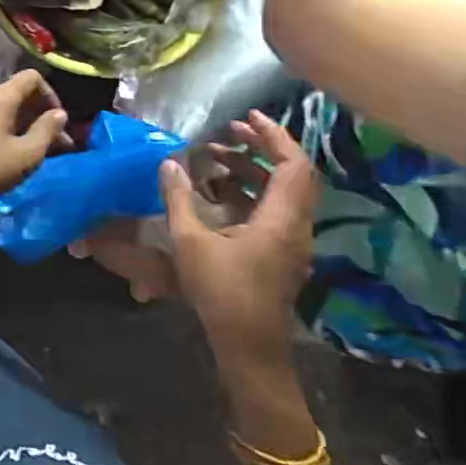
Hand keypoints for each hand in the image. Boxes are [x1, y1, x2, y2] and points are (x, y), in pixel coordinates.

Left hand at [0, 69, 71, 208]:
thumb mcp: (26, 154)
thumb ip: (47, 131)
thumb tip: (60, 114)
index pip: (31, 77)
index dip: (51, 94)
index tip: (59, 121)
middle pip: (19, 93)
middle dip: (42, 113)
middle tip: (59, 142)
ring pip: (6, 109)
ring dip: (27, 125)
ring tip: (42, 152)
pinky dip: (10, 130)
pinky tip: (16, 154)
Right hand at [72, 112, 318, 366]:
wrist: (248, 347)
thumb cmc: (221, 292)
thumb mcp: (190, 243)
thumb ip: (179, 199)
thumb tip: (169, 163)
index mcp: (282, 220)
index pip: (293, 165)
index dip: (274, 136)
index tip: (246, 118)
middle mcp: (296, 226)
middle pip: (291, 174)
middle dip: (262, 147)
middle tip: (229, 131)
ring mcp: (291, 242)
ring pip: (282, 193)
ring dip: (253, 170)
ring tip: (216, 158)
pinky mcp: (281, 253)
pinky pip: (273, 210)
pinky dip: (251, 192)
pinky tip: (218, 192)